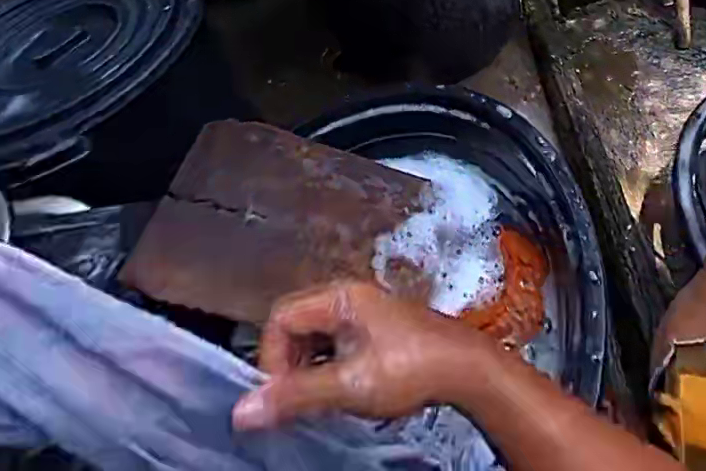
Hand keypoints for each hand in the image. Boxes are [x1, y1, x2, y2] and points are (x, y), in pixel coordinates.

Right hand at [233, 281, 501, 429]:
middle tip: (296, 402)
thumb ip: (296, 395)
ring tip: (317, 401)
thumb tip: (243, 410)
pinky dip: (325, 368)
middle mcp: (347, 296)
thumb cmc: (409, 368)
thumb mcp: (350, 384)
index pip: (281, 316)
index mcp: (340, 297)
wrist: (462, 365)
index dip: (271, 357)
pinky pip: (332, 343)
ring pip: (313, 336)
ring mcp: (361, 310)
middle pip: (295, 324)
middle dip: (287, 364)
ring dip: (306, 369)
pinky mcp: (372, 328)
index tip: (280, 396)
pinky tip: (337, 393)